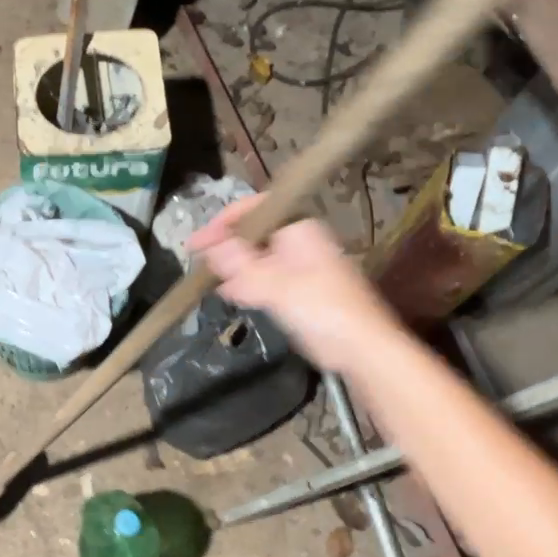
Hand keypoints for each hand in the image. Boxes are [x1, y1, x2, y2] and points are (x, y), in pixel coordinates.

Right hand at [189, 196, 403, 372]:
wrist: (360, 347)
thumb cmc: (323, 309)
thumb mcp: (275, 285)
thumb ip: (240, 265)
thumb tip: (210, 247)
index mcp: (298, 231)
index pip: (255, 209)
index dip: (223, 221)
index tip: (198, 240)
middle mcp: (297, 243)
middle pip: (254, 233)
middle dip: (225, 244)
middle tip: (197, 258)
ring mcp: (297, 267)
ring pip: (256, 257)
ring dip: (232, 265)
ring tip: (206, 276)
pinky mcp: (295, 291)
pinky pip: (263, 279)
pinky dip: (244, 283)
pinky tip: (226, 292)